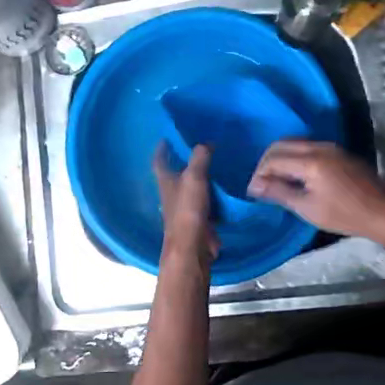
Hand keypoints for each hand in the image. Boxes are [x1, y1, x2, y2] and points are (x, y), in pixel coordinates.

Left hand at [153, 143, 218, 263]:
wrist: (193, 247)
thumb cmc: (188, 210)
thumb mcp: (194, 177)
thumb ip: (200, 158)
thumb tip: (206, 143)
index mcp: (166, 181)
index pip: (159, 160)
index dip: (161, 149)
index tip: (168, 137)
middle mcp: (172, 193)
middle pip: (176, 173)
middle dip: (185, 162)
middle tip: (200, 148)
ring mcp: (184, 207)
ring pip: (192, 188)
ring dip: (201, 178)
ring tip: (216, 165)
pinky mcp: (198, 219)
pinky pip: (207, 202)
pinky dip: (214, 195)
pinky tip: (225, 189)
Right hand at [247, 141, 384, 244]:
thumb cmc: (345, 215)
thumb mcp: (308, 208)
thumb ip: (280, 192)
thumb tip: (255, 185)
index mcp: (310, 160)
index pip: (274, 158)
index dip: (259, 173)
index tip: (253, 191)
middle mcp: (320, 146)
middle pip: (283, 144)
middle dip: (267, 162)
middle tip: (261, 184)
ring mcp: (331, 147)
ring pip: (296, 144)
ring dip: (281, 158)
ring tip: (276, 181)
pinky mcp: (339, 153)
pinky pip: (309, 147)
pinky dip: (295, 157)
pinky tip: (296, 176)